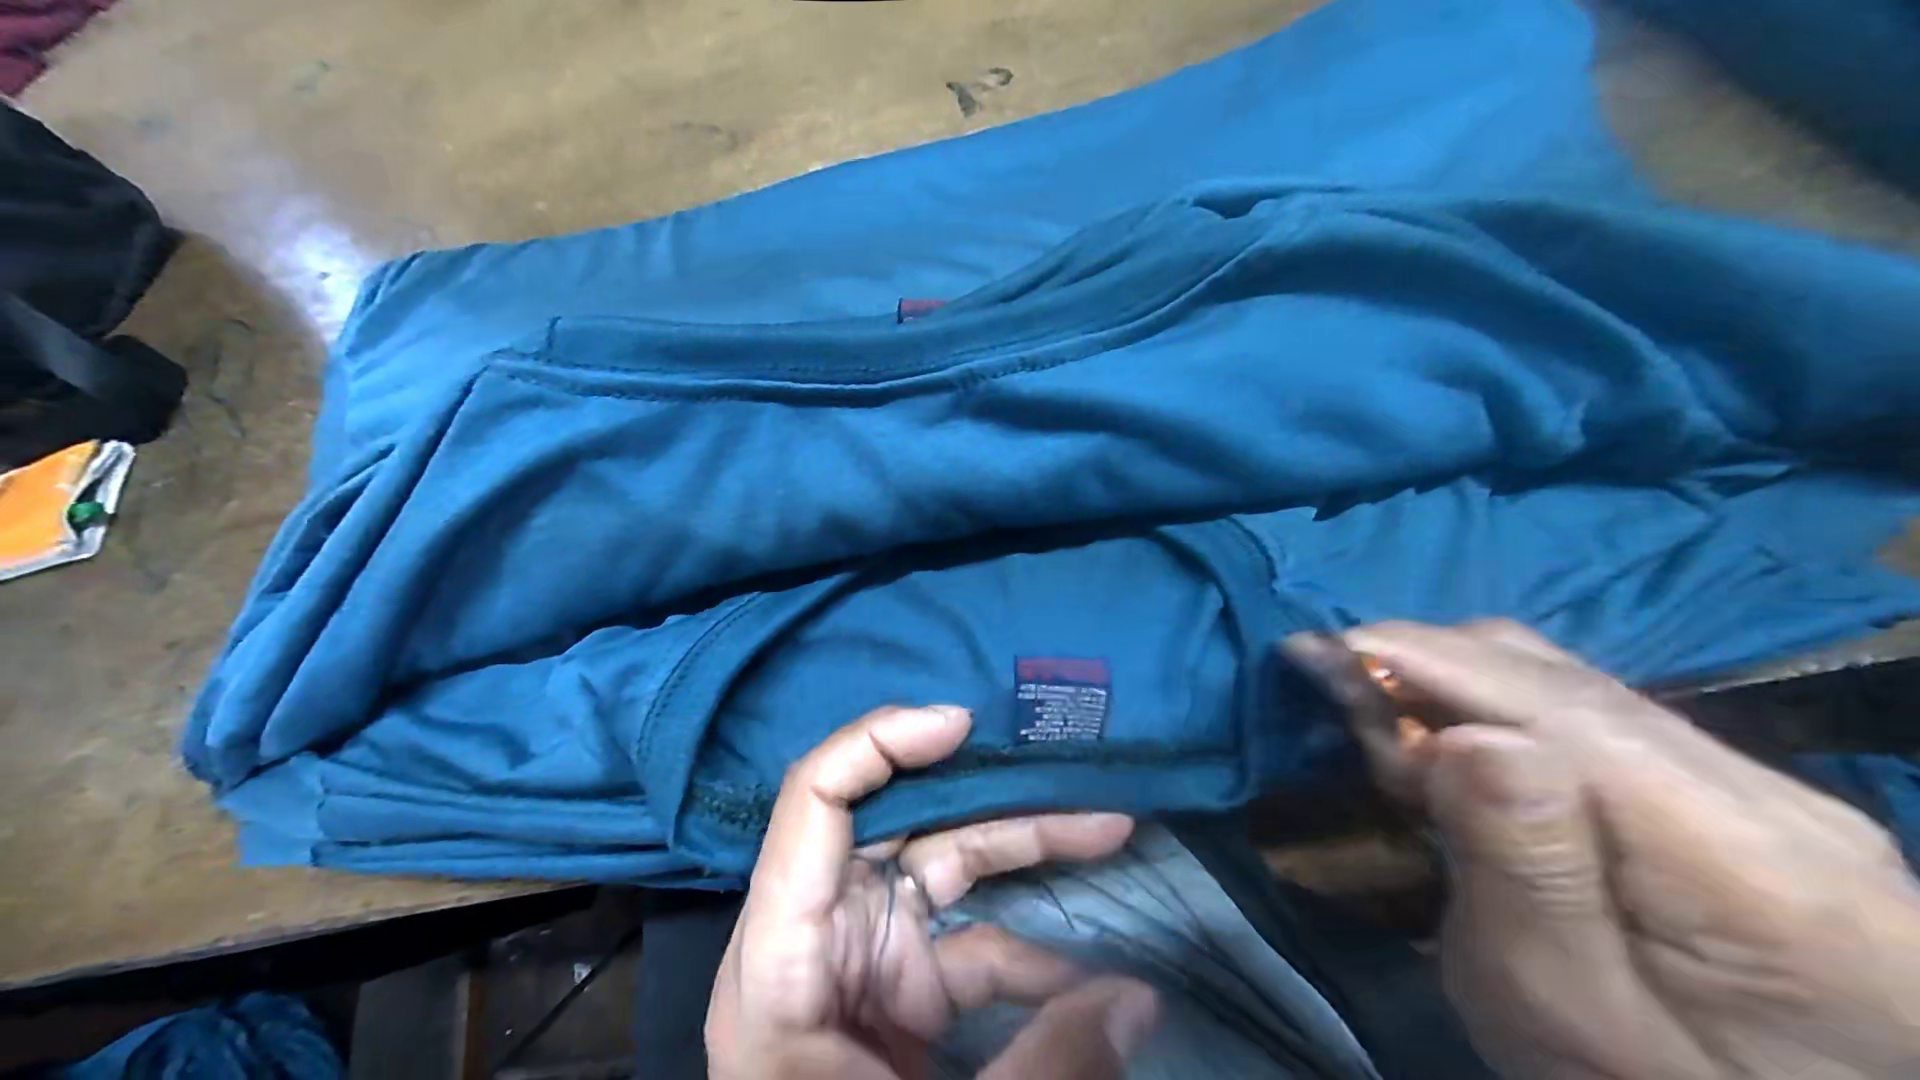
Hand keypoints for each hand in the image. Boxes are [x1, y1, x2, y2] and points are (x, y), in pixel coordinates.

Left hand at [705, 704, 1158, 1078]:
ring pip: (943, 866)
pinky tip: (1099, 980)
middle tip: (1069, 774)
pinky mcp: (900, 987)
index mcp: (787, 953)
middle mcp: (819, 932)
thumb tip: (1141, 1001)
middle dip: (991, 795)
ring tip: (1107, 828)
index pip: (816, 801)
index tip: (960, 724)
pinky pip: (970, 942)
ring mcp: (863, 955)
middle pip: (900, 821)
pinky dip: (1032, 953)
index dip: (879, 742)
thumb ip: (1046, 1064)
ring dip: (1024, 849)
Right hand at [1344, 620, 1919, 1079]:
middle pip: (1567, 683)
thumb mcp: (1554, 1003)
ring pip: (1570, 686)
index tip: (1322, 649)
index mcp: (1750, 866)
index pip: (1566, 714)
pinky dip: (1490, 710)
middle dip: (1430, 667)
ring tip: (1377, 716)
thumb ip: (1522, 868)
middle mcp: (1770, 801)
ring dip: (1454, 684)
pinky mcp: (1721, 800)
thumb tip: (1465, 738)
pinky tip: (1444, 741)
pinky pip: (1581, 717)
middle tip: (1336, 697)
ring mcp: (1754, 794)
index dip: (1433, 663)